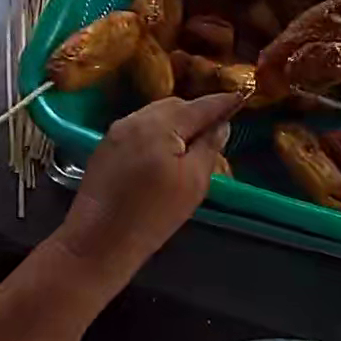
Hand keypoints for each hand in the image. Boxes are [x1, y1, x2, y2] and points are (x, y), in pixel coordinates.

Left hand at [53, 93, 240, 280]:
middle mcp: (136, 120)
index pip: (200, 106)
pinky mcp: (105, 146)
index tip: (241, 98)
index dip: (223, 102)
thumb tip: (221, 125)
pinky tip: (163, 155)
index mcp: (160, 126)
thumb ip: (209, 147)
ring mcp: (117, 131)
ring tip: (189, 146)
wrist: (99, 242)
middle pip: (175, 105)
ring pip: (155, 115)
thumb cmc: (154, 215)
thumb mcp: (194, 182)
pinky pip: (139, 128)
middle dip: (197, 113)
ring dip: (176, 123)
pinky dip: (157, 133)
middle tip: (214, 133)